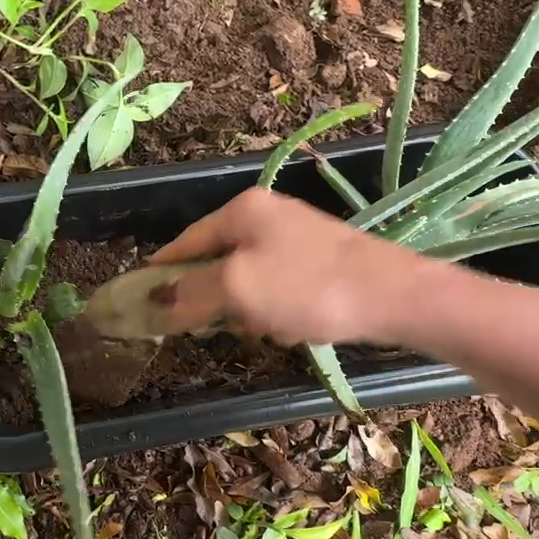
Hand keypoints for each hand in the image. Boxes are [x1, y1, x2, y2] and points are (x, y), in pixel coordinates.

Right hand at [148, 189, 436, 345]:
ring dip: (254, 310)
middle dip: (220, 298)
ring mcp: (295, 236)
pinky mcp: (319, 261)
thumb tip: (156, 298)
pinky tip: (299, 327)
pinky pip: (280, 288)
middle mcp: (266, 215)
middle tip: (229, 323)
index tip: (143, 299)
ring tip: (276, 328)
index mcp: (242, 210)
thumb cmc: (308, 287)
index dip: (163, 271)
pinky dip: (281, 311)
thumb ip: (192, 290)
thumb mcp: (239, 288)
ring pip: (249, 281)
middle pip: (217, 262)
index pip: (186, 241)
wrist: (395, 296)